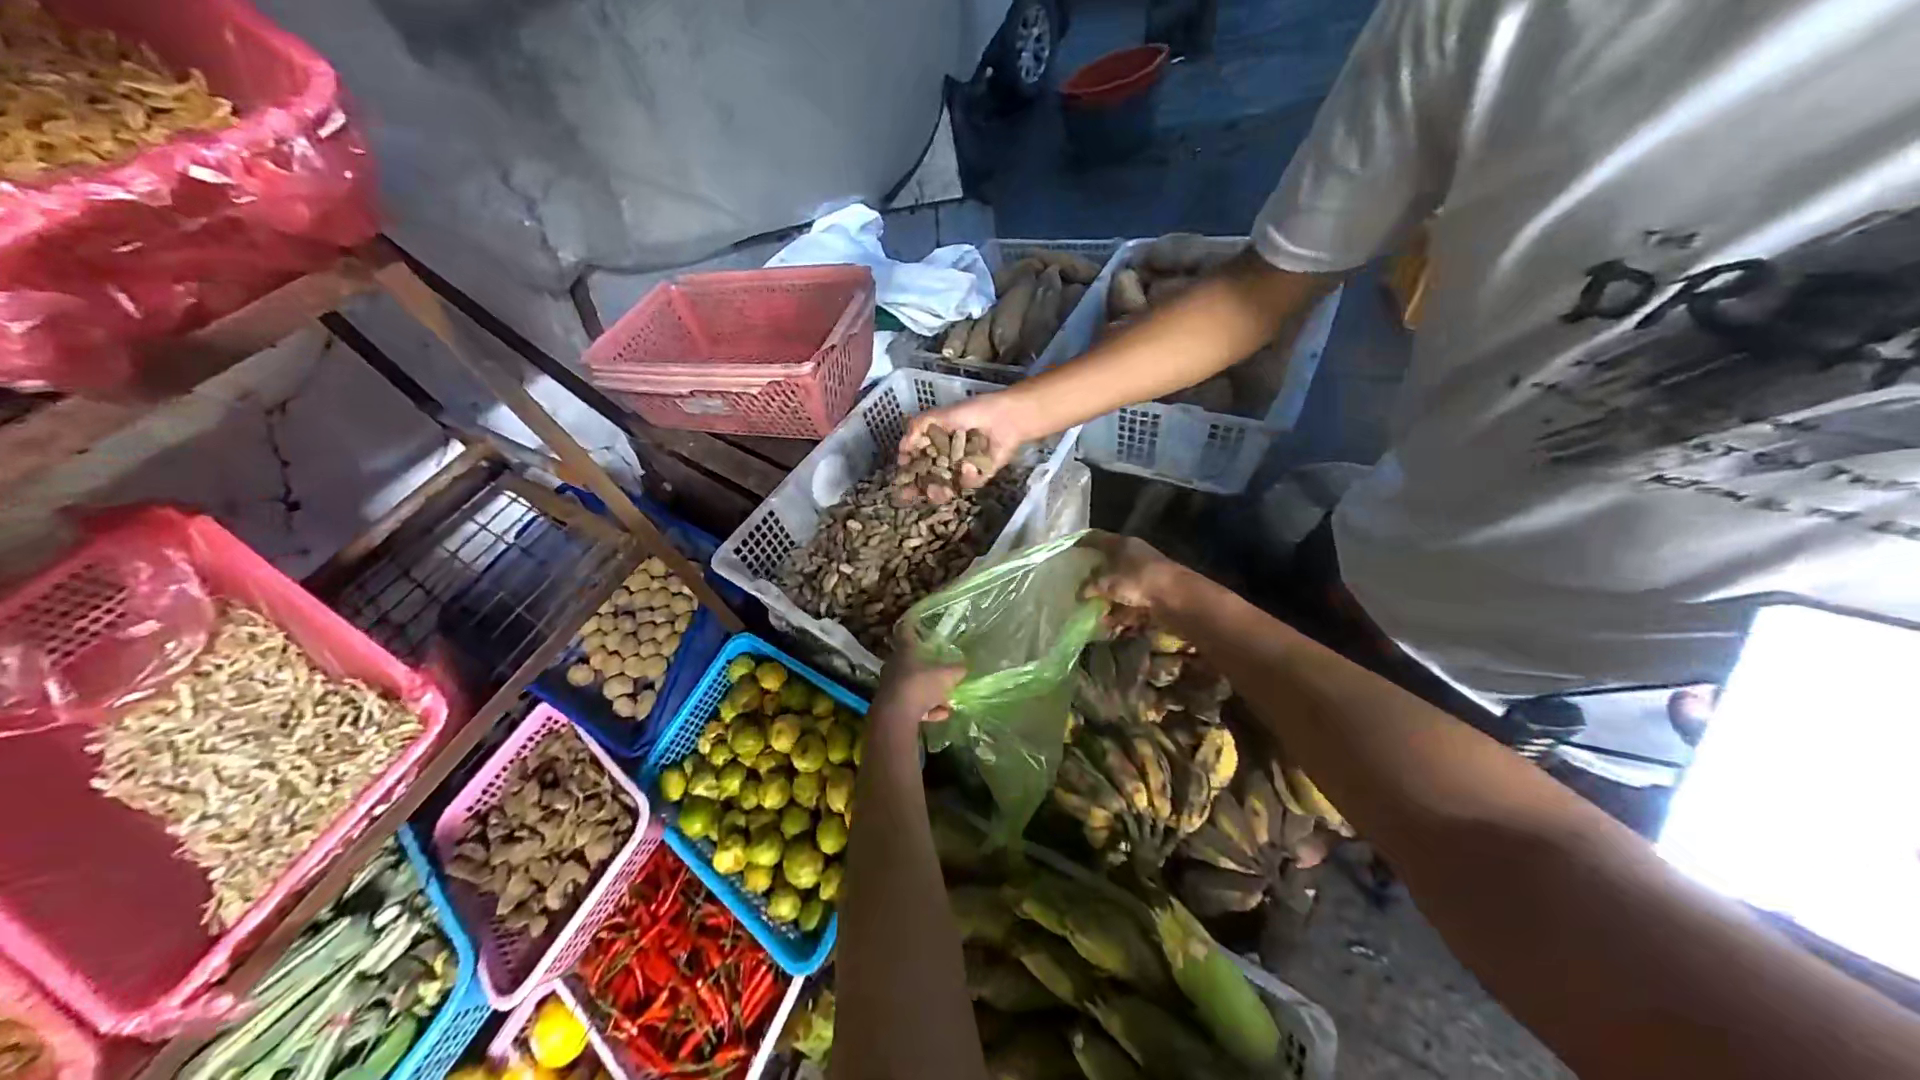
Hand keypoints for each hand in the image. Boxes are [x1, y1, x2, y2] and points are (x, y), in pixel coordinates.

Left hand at [873, 627, 965, 724]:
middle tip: (943, 675)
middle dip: (928, 670)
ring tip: (947, 703)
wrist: (896, 714)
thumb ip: (956, 670)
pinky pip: (912, 705)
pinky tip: (941, 715)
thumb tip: (964, 667)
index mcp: (905, 652)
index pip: (906, 633)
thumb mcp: (946, 676)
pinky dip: (926, 709)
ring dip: (930, 695)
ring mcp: (891, 686)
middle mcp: (894, 666)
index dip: (910, 626)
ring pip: (913, 686)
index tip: (912, 621)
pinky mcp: (891, 706)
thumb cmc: (920, 684)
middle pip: (911, 663)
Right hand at [898, 392, 1029, 488]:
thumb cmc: (972, 411)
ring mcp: (964, 469)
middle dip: (919, 487)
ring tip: (936, 490)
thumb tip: (902, 446)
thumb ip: (918, 427)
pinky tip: (967, 466)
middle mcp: (948, 459)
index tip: (901, 476)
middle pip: (930, 479)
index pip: (918, 462)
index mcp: (936, 445)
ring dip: (939, 491)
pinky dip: (967, 476)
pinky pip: (970, 482)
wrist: (1004, 416)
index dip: (909, 470)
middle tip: (910, 494)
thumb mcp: (940, 415)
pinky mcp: (980, 475)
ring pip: (947, 486)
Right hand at [1077, 531, 1187, 621]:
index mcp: (1122, 543)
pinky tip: (1110, 622)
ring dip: (1107, 595)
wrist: (1176, 597)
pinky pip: (1131, 599)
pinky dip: (1120, 610)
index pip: (1095, 538)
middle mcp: (1134, 553)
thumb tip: (1080, 592)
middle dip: (1094, 574)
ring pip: (1120, 582)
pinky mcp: (1154, 590)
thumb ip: (1090, 586)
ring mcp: (1146, 572)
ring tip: (1093, 609)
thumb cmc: (1136, 580)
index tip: (1069, 551)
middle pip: (1109, 561)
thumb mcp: (1106, 583)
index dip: (1081, 543)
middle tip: (1078, 584)